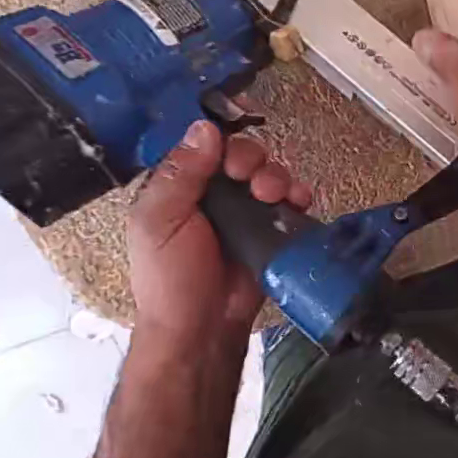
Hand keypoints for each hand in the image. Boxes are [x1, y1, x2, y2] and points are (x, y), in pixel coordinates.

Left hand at [128, 120, 313, 338]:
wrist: (202, 329)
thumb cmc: (170, 278)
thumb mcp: (159, 221)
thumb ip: (181, 174)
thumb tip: (205, 127)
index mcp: (180, 186)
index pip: (205, 145)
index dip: (222, 141)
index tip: (230, 158)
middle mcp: (215, 193)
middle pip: (243, 154)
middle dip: (253, 160)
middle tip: (251, 180)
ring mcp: (247, 213)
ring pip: (270, 174)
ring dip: (277, 177)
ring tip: (273, 196)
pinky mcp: (273, 232)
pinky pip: (291, 203)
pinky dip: (298, 196)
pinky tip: (298, 202)